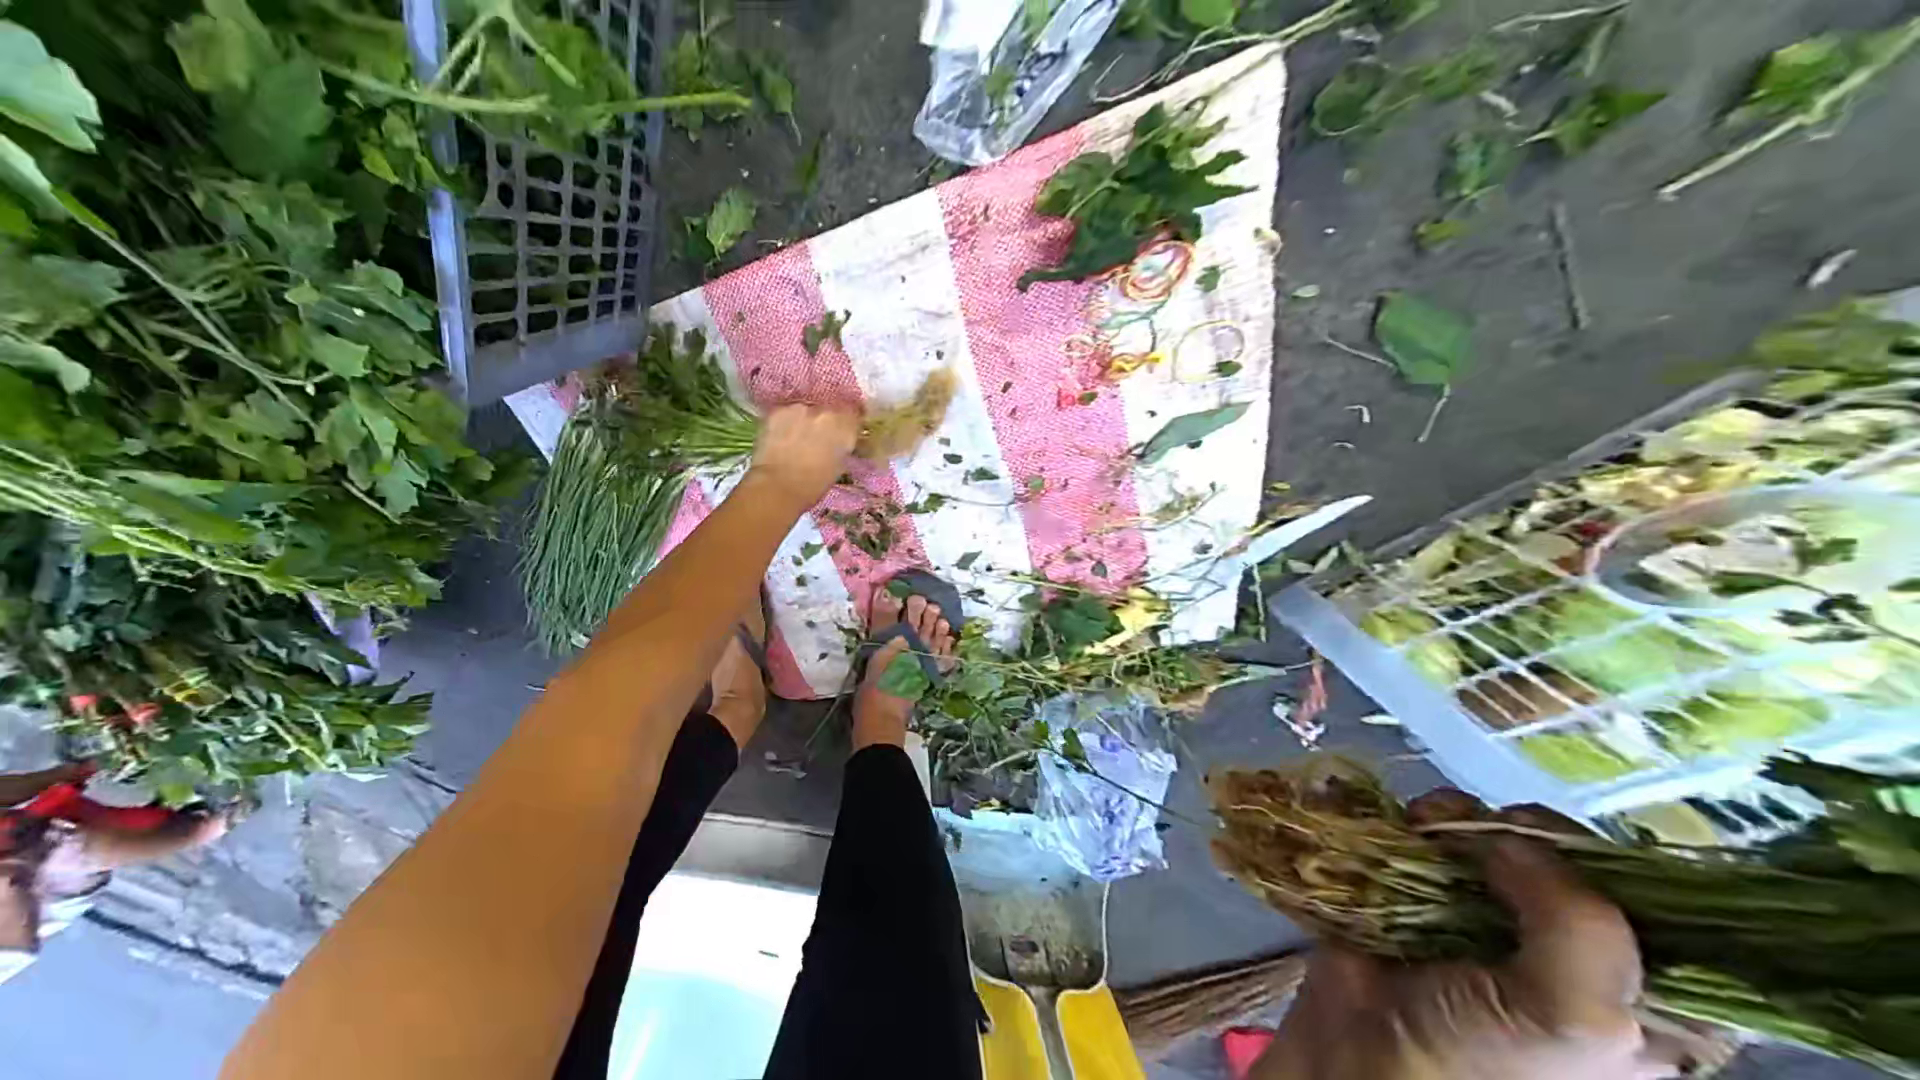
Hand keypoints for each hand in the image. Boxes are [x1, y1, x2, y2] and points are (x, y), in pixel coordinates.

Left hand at [746, 404, 858, 510]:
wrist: (779, 486)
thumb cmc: (814, 484)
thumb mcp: (840, 465)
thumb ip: (843, 446)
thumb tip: (840, 442)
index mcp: (845, 425)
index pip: (853, 414)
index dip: (848, 424)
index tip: (843, 433)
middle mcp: (825, 411)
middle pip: (828, 411)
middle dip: (825, 423)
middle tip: (818, 439)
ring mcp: (800, 408)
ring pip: (806, 411)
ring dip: (804, 421)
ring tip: (797, 440)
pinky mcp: (778, 411)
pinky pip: (786, 413)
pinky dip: (786, 423)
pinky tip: (781, 438)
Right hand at [1254, 792, 1656, 1079]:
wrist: (1370, 1059)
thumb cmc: (1488, 1058)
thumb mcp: (1573, 1015)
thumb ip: (1579, 925)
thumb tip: (1512, 836)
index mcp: (1655, 998)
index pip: (1677, 906)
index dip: (1623, 861)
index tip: (1564, 844)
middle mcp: (1583, 950)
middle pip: (1579, 860)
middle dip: (1531, 831)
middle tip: (1492, 829)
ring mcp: (1505, 917)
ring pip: (1509, 838)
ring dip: (1470, 819)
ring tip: (1435, 824)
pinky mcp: (1439, 893)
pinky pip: (1447, 838)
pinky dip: (1429, 820)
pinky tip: (1415, 823)